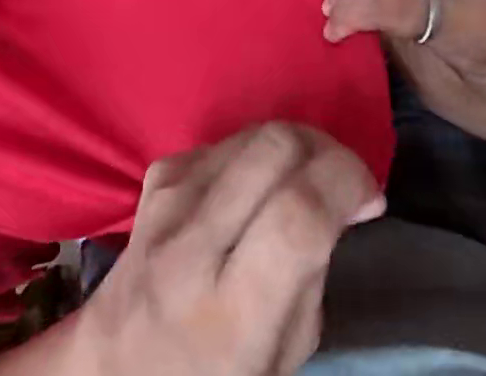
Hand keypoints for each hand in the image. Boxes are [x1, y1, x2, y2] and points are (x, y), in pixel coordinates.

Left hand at [16, 123, 383, 375]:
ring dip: (294, 146)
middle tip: (343, 179)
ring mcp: (167, 200)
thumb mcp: (284, 355)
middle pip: (274, 148)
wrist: (115, 362)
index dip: (346, 183)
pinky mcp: (155, 177)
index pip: (297, 215)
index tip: (369, 196)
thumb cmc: (212, 375)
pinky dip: (255, 153)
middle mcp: (191, 244)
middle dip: (325, 149)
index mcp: (231, 312)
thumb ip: (312, 274)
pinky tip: (258, 185)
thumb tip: (341, 197)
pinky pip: (222, 142)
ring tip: (306, 178)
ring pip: (250, 132)